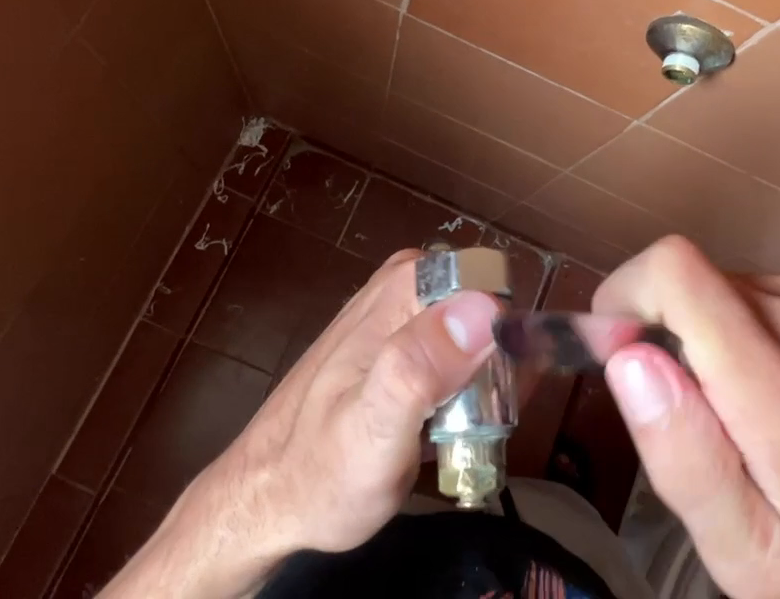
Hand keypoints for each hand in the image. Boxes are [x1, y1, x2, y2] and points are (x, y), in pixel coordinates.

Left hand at [102, 249, 499, 598]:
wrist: (269, 496)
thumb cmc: (319, 472)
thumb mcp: (373, 428)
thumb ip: (420, 366)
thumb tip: (482, 307)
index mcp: (404, 287)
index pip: (494, 282)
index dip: (510, 336)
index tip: (503, 393)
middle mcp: (405, 285)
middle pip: (492, 307)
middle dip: (503, 363)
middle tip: (483, 423)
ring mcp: (403, 312)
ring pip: (482, 332)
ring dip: (491, 381)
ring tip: (467, 431)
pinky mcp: (403, 341)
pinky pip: (463, 350)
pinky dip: (473, 387)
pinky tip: (457, 427)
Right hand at [594, 236, 779, 598]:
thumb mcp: (757, 562)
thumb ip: (687, 459)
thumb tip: (631, 361)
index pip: (674, 272)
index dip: (625, 300)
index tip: (622, 357)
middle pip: (685, 281)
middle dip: (662, 333)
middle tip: (691, 415)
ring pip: (716, 284)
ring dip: (702, 335)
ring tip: (737, 412)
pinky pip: (752, 288)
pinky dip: (738, 327)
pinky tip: (770, 386)